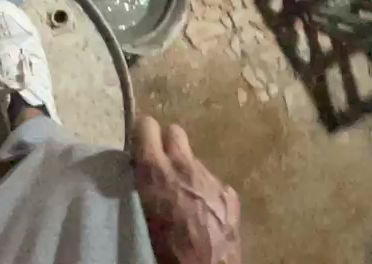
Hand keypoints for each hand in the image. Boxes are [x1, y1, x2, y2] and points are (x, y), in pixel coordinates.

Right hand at [134, 116, 241, 263]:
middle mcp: (183, 164)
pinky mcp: (230, 193)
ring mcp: (209, 177)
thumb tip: (142, 167)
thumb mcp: (143, 208)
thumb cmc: (166, 246)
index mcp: (155, 168)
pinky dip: (208, 192)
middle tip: (165, 166)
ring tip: (187, 197)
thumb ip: (145, 179)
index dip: (144, 134)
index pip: (147, 124)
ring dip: (188, 172)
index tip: (142, 146)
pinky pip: (213, 182)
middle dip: (169, 144)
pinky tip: (206, 213)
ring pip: (194, 160)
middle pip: (175, 131)